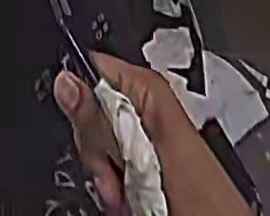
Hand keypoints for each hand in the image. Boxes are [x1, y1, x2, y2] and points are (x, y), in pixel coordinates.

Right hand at [53, 52, 254, 215]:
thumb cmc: (205, 204)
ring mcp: (143, 142)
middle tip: (112, 175)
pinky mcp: (143, 170)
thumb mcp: (143, 154)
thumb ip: (101, 118)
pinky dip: (112, 188)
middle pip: (89, 109)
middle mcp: (145, 110)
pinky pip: (109, 167)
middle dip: (93, 147)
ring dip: (102, 173)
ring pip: (96, 142)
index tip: (85, 129)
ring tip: (124, 197)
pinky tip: (127, 201)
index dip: (79, 95)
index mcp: (148, 91)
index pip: (90, 67)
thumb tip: (65, 80)